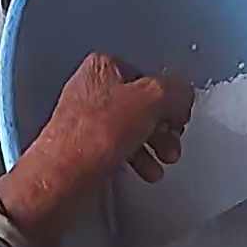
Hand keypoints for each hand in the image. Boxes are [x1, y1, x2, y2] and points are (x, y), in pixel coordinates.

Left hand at [0, 54, 193, 246]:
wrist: (63, 178)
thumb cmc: (95, 136)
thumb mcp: (151, 100)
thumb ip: (176, 91)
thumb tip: (184, 94)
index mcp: (104, 68)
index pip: (151, 77)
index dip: (170, 99)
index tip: (180, 118)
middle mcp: (92, 90)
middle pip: (143, 105)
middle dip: (164, 128)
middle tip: (172, 144)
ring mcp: (87, 120)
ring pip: (133, 129)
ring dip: (154, 146)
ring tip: (164, 162)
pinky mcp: (85, 149)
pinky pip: (119, 149)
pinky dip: (136, 160)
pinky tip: (146, 172)